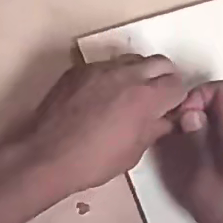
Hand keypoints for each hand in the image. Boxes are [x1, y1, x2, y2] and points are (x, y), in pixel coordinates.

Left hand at [0, 54, 189, 222]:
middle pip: (160, 63)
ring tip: (128, 96)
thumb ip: (153, 130)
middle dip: (163, 79)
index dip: (177, 99)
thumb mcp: (131, 154)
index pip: (177, 85)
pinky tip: (101, 97)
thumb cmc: (91, 162)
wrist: (45, 155)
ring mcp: (100, 69)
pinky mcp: (78, 70)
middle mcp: (126, 75)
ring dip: (138, 73)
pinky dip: (111, 76)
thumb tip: (164, 121)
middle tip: (155, 99)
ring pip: (132, 60)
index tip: (170, 110)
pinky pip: (105, 66)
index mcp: (145, 98)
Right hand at [155, 81, 222, 222]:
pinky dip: (220, 124)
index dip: (200, 94)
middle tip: (183, 122)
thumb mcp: (200, 175)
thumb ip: (194, 139)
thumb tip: (190, 113)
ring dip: (211, 112)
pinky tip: (204, 146)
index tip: (182, 116)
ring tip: (190, 134)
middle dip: (204, 100)